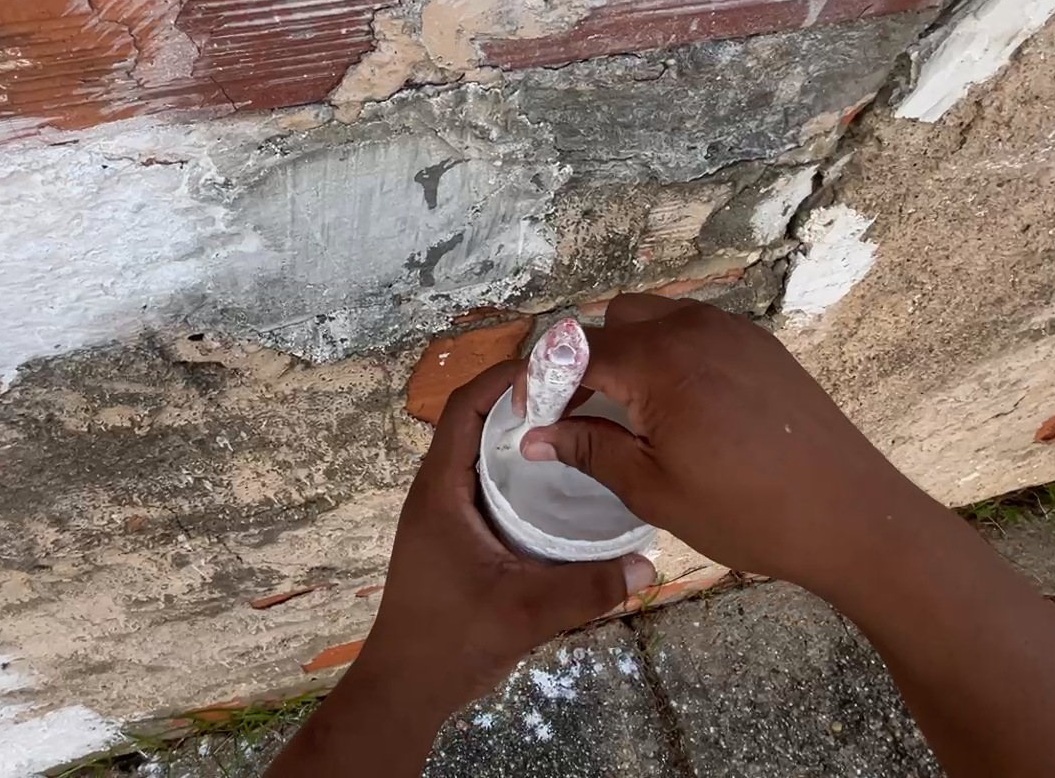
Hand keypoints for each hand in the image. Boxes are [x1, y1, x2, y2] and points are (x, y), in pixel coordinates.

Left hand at [265, 361, 656, 777]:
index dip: (498, 379)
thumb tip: (648, 564)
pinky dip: (511, 466)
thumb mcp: (525, 612)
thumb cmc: (452, 639)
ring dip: (513, 432)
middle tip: (571, 394)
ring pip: (475, 449)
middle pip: (471, 421)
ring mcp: (440, 509)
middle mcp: (436, 488)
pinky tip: (551, 484)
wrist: (406, 685)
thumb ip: (586, 589)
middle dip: (515, 399)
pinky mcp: (450, 529)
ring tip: (567, 426)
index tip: (546, 369)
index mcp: (440, 489)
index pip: (462, 409)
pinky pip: (480, 477)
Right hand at [517, 294, 935, 597]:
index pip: (575, 351)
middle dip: (588, 359)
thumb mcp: (652, 489)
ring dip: (629, 348)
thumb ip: (587, 449)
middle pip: (612, 320)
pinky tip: (685, 398)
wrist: (856, 517)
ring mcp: (729, 328)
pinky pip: (693, 324)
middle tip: (589, 411)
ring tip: (637, 404)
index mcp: (658, 362)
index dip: (545, 381)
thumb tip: (532, 436)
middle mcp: (690, 327)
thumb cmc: (746, 512)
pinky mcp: (758, 341)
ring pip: (653, 313)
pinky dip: (670, 348)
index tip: (536, 417)